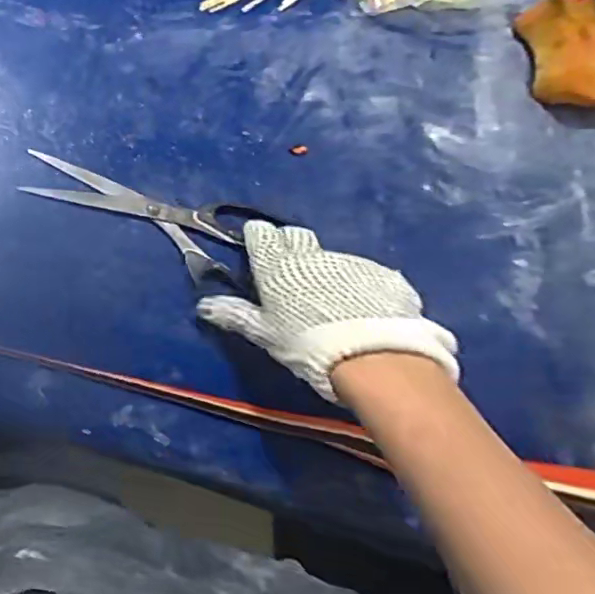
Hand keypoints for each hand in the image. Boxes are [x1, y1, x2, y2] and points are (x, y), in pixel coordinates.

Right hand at [196, 222, 457, 401]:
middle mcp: (313, 257)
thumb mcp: (263, 332)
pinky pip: (367, 275)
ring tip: (329, 299)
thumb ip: (235, 314)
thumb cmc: (305, 341)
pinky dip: (359, 285)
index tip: (256, 244)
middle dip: (291, 245)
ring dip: (326, 271)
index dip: (258, 237)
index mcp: (277, 265)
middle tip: (288, 269)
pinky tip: (362, 307)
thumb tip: (204, 306)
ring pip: (332, 259)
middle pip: (298, 237)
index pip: (263, 234)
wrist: (378, 358)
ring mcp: (355, 265)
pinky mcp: (390, 279)